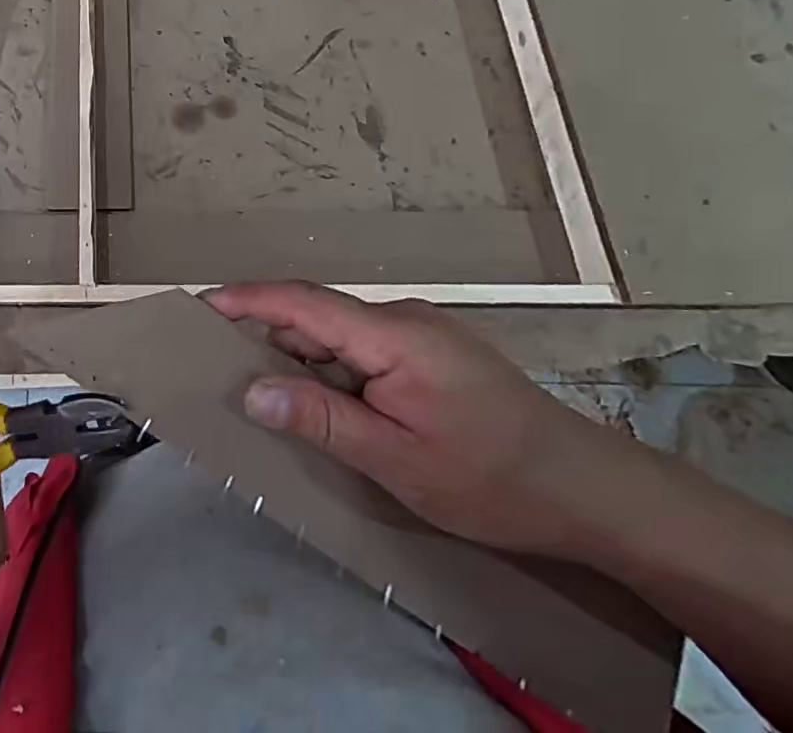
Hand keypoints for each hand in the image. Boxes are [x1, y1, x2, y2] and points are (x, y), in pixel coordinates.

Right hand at [205, 281, 649, 559]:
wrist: (591, 492)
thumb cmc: (492, 480)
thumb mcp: (395, 460)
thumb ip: (320, 418)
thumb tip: (251, 391)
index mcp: (394, 336)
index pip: (303, 302)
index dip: (248, 299)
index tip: (201, 306)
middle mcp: (404, 319)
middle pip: (316, 315)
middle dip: (266, 335)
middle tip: (224, 367)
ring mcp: (421, 332)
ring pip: (338, 333)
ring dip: (300, 357)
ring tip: (267, 392)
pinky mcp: (430, 350)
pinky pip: (361, 347)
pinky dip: (330, 368)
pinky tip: (322, 400)